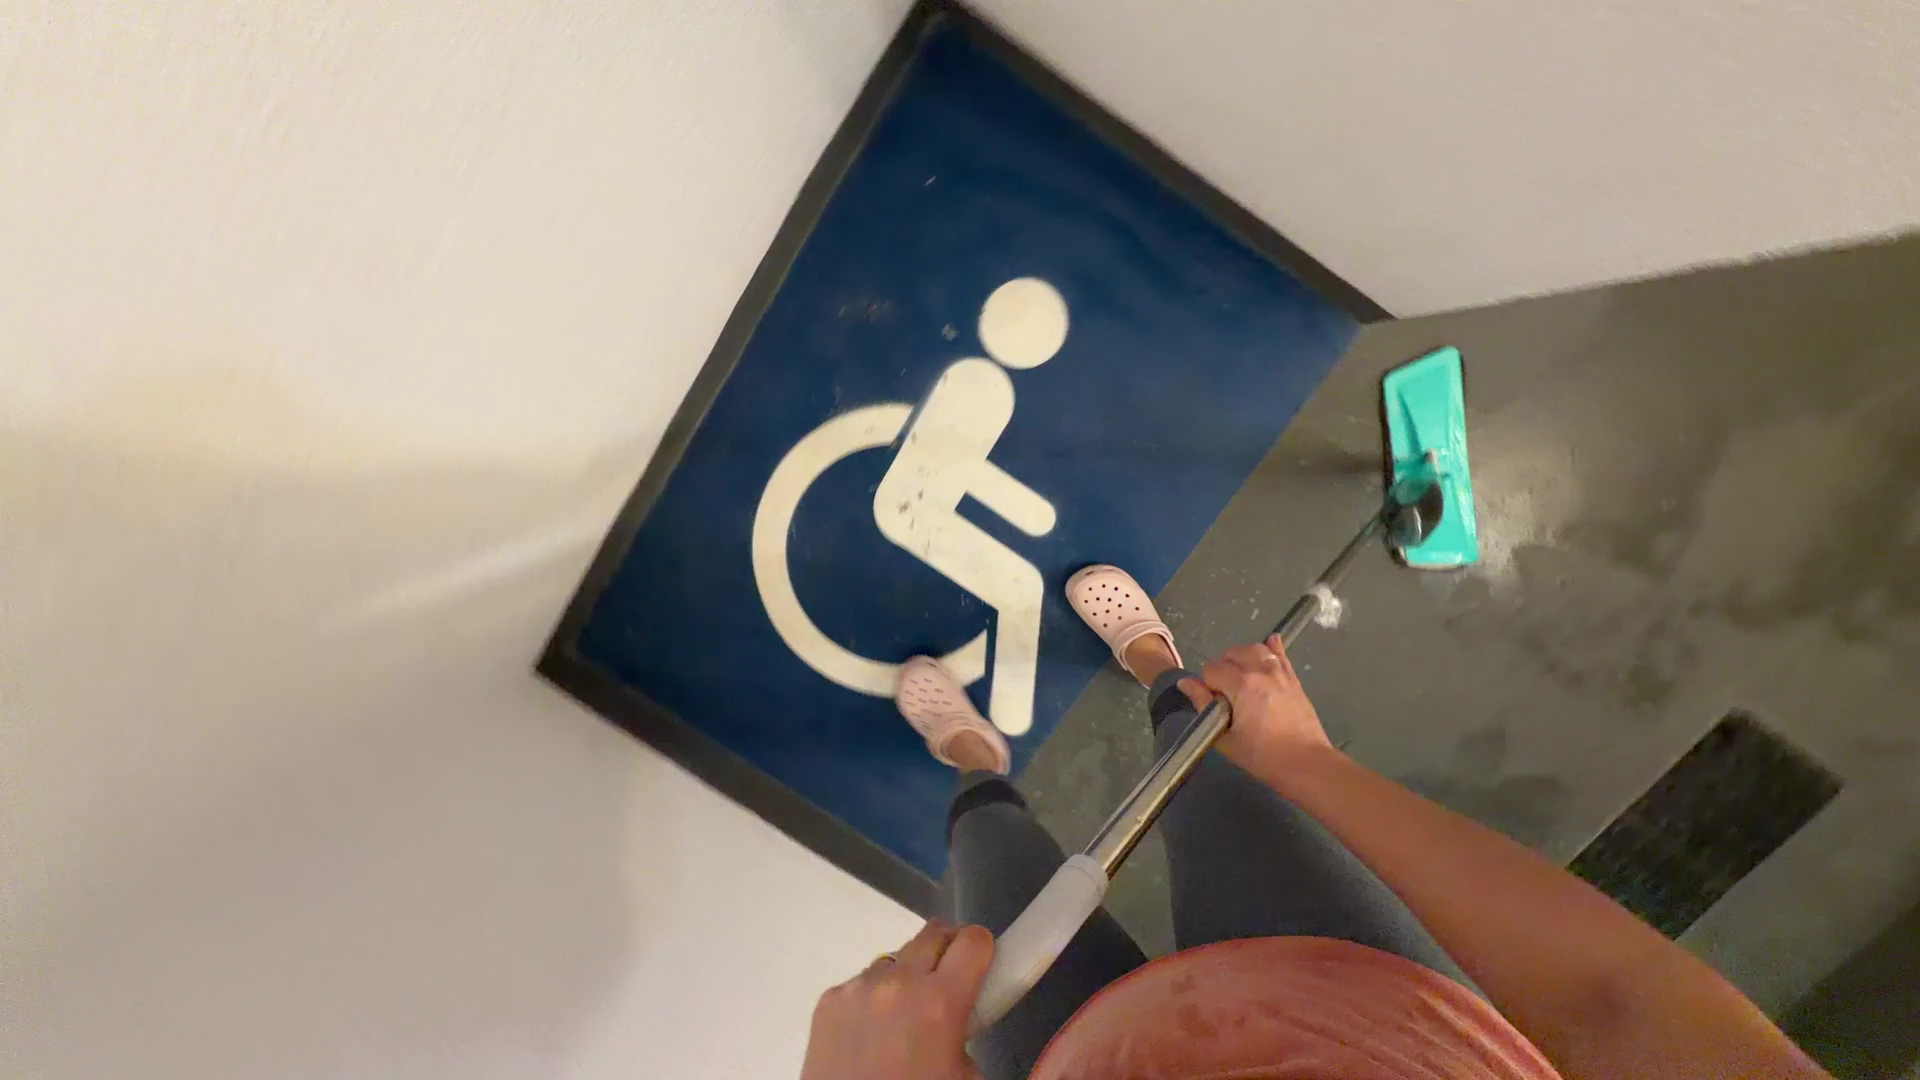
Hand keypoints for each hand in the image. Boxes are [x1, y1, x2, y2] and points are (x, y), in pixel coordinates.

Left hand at [800, 919, 993, 1079]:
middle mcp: (896, 983)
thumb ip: (992, 1040)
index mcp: (939, 1003)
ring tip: (909, 1025)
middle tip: (954, 991)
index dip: (983, 952)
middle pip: (934, 934)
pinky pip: (864, 980)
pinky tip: (875, 1037)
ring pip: (898, 957)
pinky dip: (877, 996)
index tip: (984, 970)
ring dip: (911, 976)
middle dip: (950, 955)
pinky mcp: (828, 1001)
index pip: (973, 939)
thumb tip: (1009, 1014)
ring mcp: (857, 988)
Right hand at [1193, 634, 1333, 769]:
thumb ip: (1203, 705)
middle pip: (1232, 653)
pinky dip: (1274, 647)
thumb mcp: (1224, 736)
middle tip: (1225, 694)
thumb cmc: (1262, 755)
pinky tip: (1271, 642)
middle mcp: (1261, 672)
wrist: (1306, 764)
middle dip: (1222, 669)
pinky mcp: (1294, 680)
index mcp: (1242, 685)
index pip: (1211, 669)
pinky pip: (1282, 655)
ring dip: (1243, 657)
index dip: (1207, 685)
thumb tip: (1185, 683)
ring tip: (1239, 675)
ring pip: (1255, 649)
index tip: (1214, 704)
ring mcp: (1280, 674)